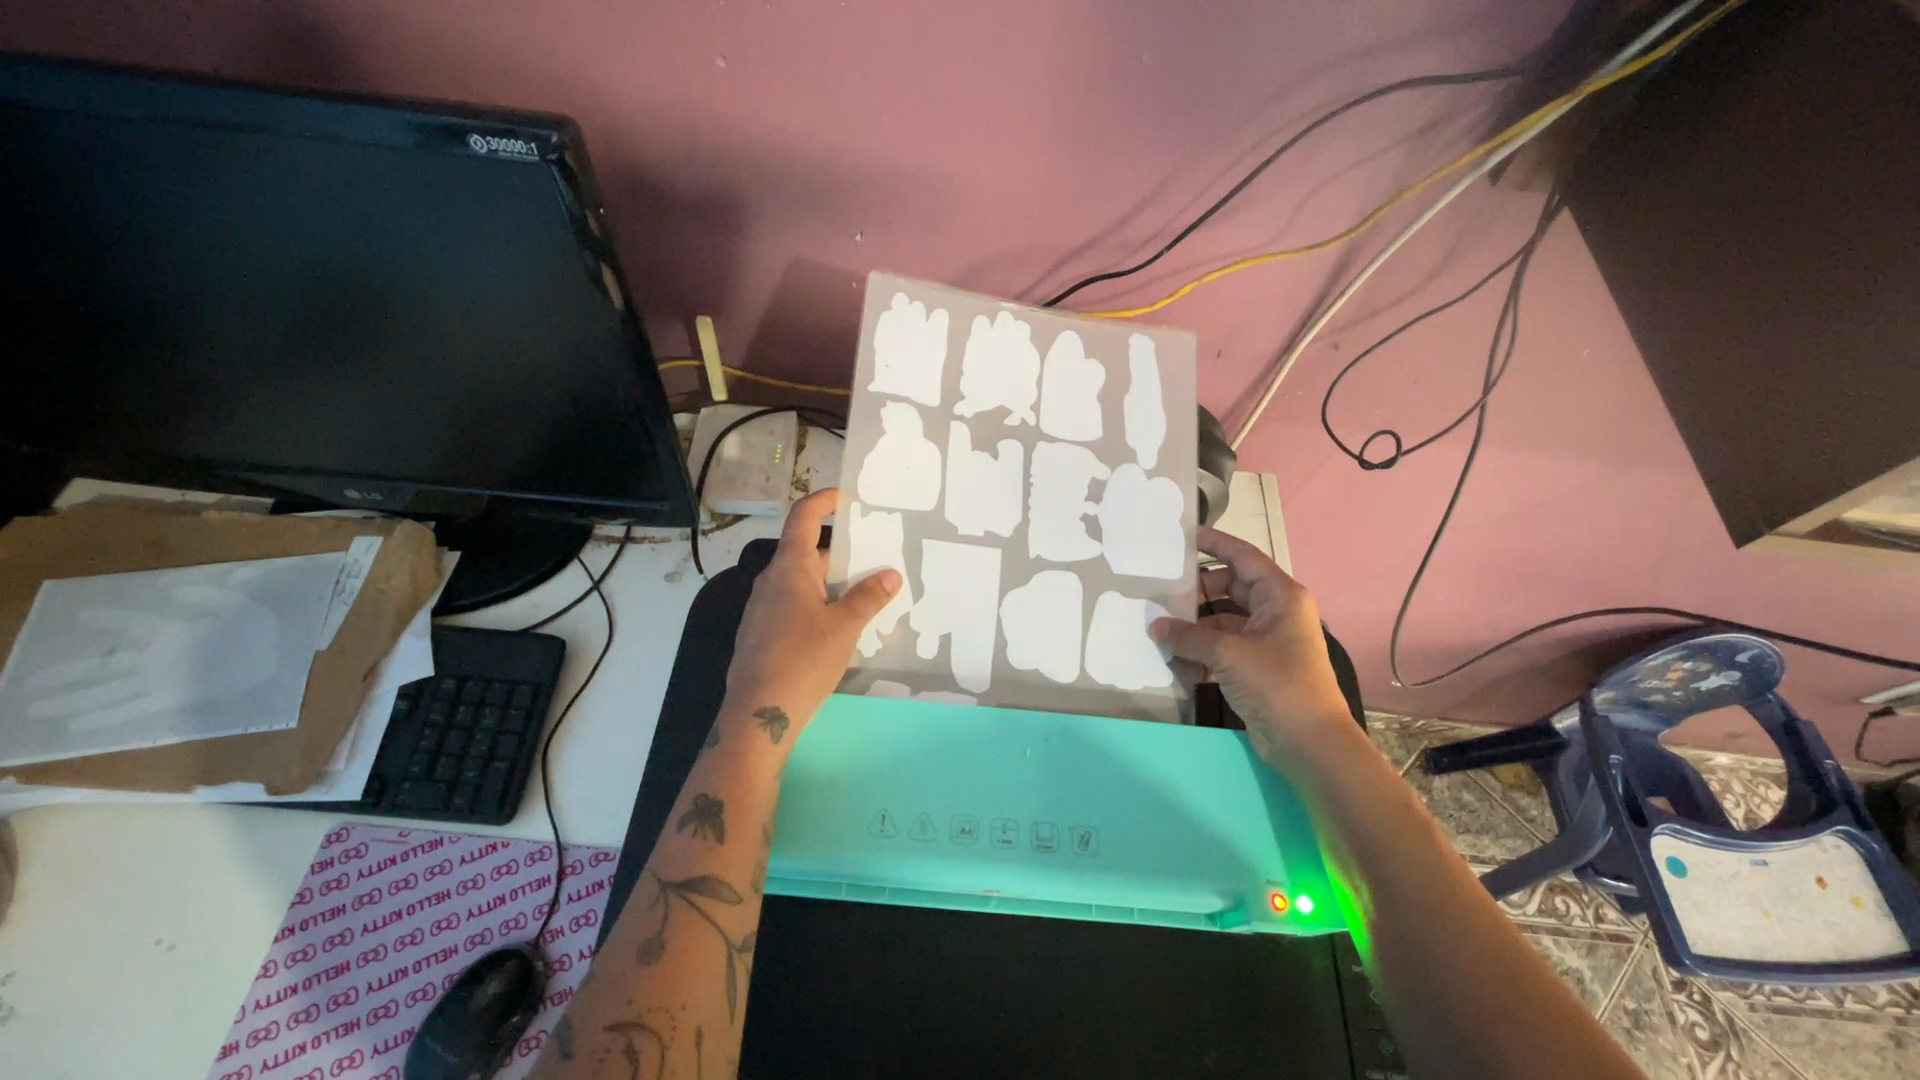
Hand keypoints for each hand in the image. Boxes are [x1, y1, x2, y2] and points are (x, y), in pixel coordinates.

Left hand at [726, 489, 901, 731]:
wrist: (758, 711)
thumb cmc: (803, 659)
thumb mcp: (845, 627)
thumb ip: (868, 597)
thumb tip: (891, 574)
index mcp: (790, 568)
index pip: (803, 517)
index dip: (823, 501)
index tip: (847, 497)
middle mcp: (771, 580)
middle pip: (806, 551)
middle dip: (841, 552)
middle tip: (876, 556)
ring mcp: (762, 608)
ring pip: (801, 582)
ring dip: (831, 582)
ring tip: (866, 594)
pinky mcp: (762, 632)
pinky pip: (793, 605)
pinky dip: (818, 604)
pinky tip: (839, 627)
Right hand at [1152, 526, 1363, 773]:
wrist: (1309, 743)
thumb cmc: (1277, 684)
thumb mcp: (1228, 654)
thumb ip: (1188, 636)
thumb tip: (1157, 627)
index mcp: (1281, 596)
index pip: (1244, 557)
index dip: (1216, 544)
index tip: (1186, 535)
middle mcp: (1276, 613)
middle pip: (1229, 589)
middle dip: (1196, 591)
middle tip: (1160, 586)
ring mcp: (1266, 642)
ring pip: (1222, 622)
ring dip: (1194, 628)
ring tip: (1158, 627)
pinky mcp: (1256, 669)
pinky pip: (1222, 650)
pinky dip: (1201, 654)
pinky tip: (1174, 662)